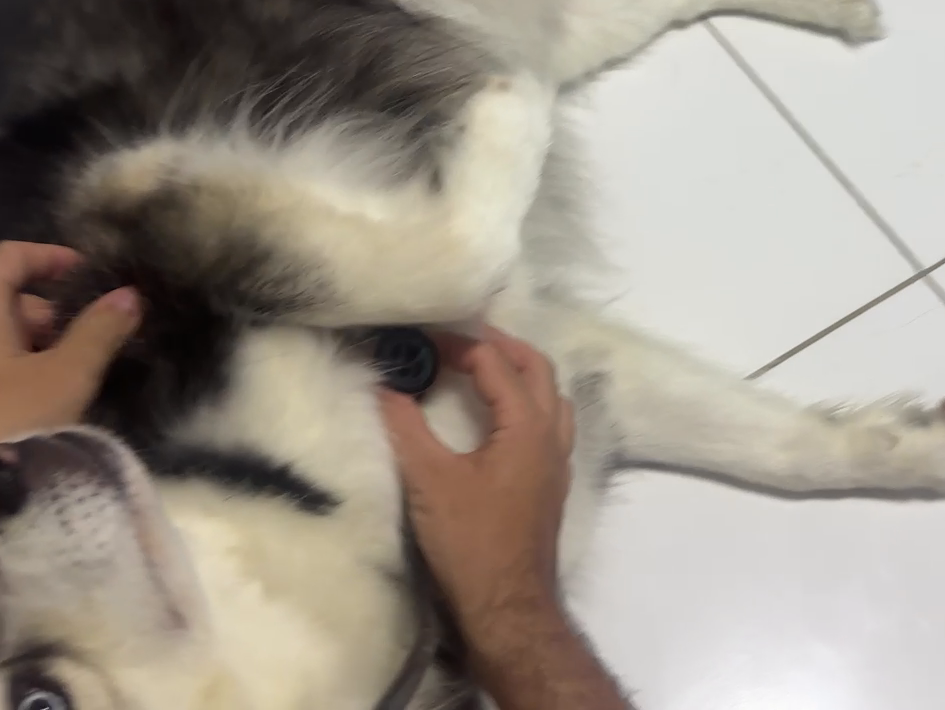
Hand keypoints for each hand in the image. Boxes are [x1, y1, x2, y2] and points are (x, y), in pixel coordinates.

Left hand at [0, 241, 140, 505]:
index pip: (7, 258)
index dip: (53, 257)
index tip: (91, 274)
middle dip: (50, 311)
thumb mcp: (68, 374)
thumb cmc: (1, 422)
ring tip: (69, 376)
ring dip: (29, 345)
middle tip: (90, 338)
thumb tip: (128, 295)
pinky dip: (5, 370)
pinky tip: (33, 405)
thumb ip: (101, 329)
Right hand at [378, 327, 574, 630]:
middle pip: (538, 368)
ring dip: (523, 372)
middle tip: (465, 339)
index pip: (498, 364)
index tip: (426, 339)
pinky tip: (507, 417)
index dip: (462, 345)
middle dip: (503, 347)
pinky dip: (532, 402)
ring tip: (487, 368)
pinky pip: (553, 421)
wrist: (508, 605)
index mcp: (528, 423)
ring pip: (552, 394)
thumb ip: (406, 429)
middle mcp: (552, 432)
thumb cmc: (471, 540)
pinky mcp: (554, 479)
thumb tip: (385, 387)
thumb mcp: (430, 481)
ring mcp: (559, 457)